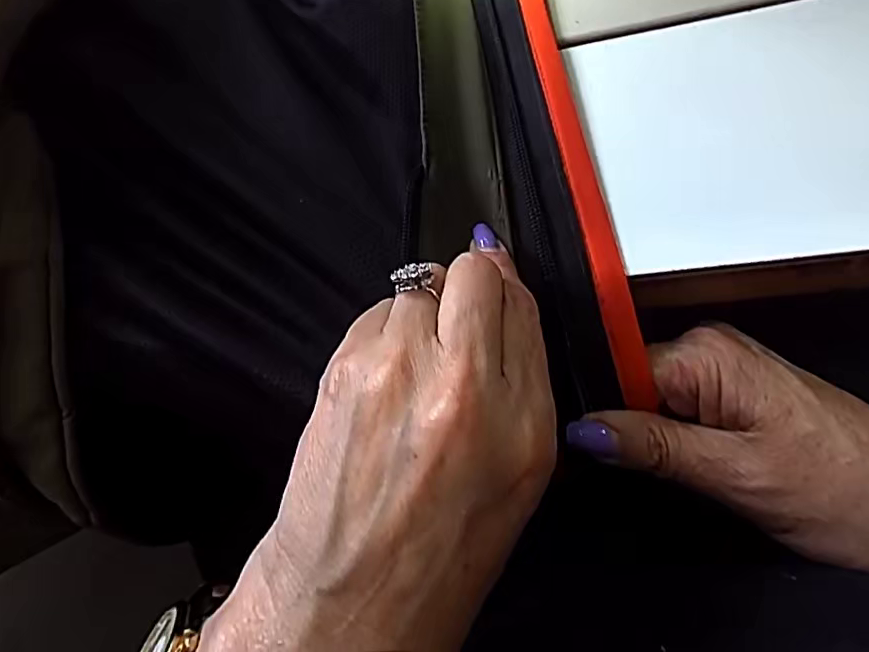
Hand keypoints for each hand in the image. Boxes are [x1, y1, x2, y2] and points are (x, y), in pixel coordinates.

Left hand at [204, 229, 556, 651]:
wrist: (350, 597)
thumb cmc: (441, 544)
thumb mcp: (521, 464)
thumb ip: (523, 364)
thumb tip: (506, 283)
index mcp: (522, 417)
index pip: (522, 300)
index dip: (507, 289)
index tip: (496, 291)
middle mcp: (462, 385)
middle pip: (472, 271)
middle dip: (467, 286)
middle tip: (455, 326)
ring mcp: (398, 370)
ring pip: (419, 283)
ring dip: (421, 312)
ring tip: (414, 369)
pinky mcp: (345, 366)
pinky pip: (376, 311)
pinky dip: (383, 333)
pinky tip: (383, 382)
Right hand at [572, 324, 868, 577]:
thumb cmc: (854, 488)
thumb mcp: (739, 477)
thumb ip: (656, 448)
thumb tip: (588, 430)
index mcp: (710, 353)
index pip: (619, 369)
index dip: (603, 418)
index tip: (588, 459)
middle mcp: (716, 350)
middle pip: (634, 385)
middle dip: (633, 434)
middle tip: (662, 481)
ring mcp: (729, 371)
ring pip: (657, 403)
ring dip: (659, 444)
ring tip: (700, 480)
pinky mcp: (739, 395)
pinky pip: (684, 412)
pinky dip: (682, 445)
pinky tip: (707, 473)